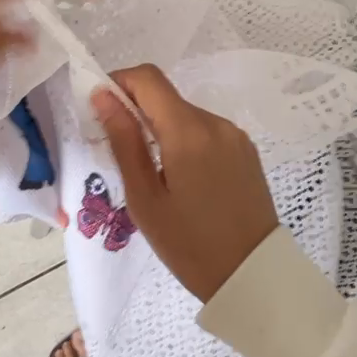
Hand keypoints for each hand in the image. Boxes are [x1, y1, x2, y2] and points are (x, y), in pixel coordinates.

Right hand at [95, 66, 280, 301]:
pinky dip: (185, 142)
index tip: (101, 110)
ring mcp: (235, 135)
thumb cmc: (190, 245)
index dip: (119, 83)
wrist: (255, 278)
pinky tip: (182, 180)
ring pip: (185, 115)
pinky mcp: (246, 150)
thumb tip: (102, 96)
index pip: (148, 78)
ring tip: (152, 174)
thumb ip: (124, 141)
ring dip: (162, 129)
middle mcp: (215, 122)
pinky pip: (206, 132)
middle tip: (120, 152)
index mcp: (188, 131)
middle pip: (166, 97)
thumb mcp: (145, 198)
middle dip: (137, 112)